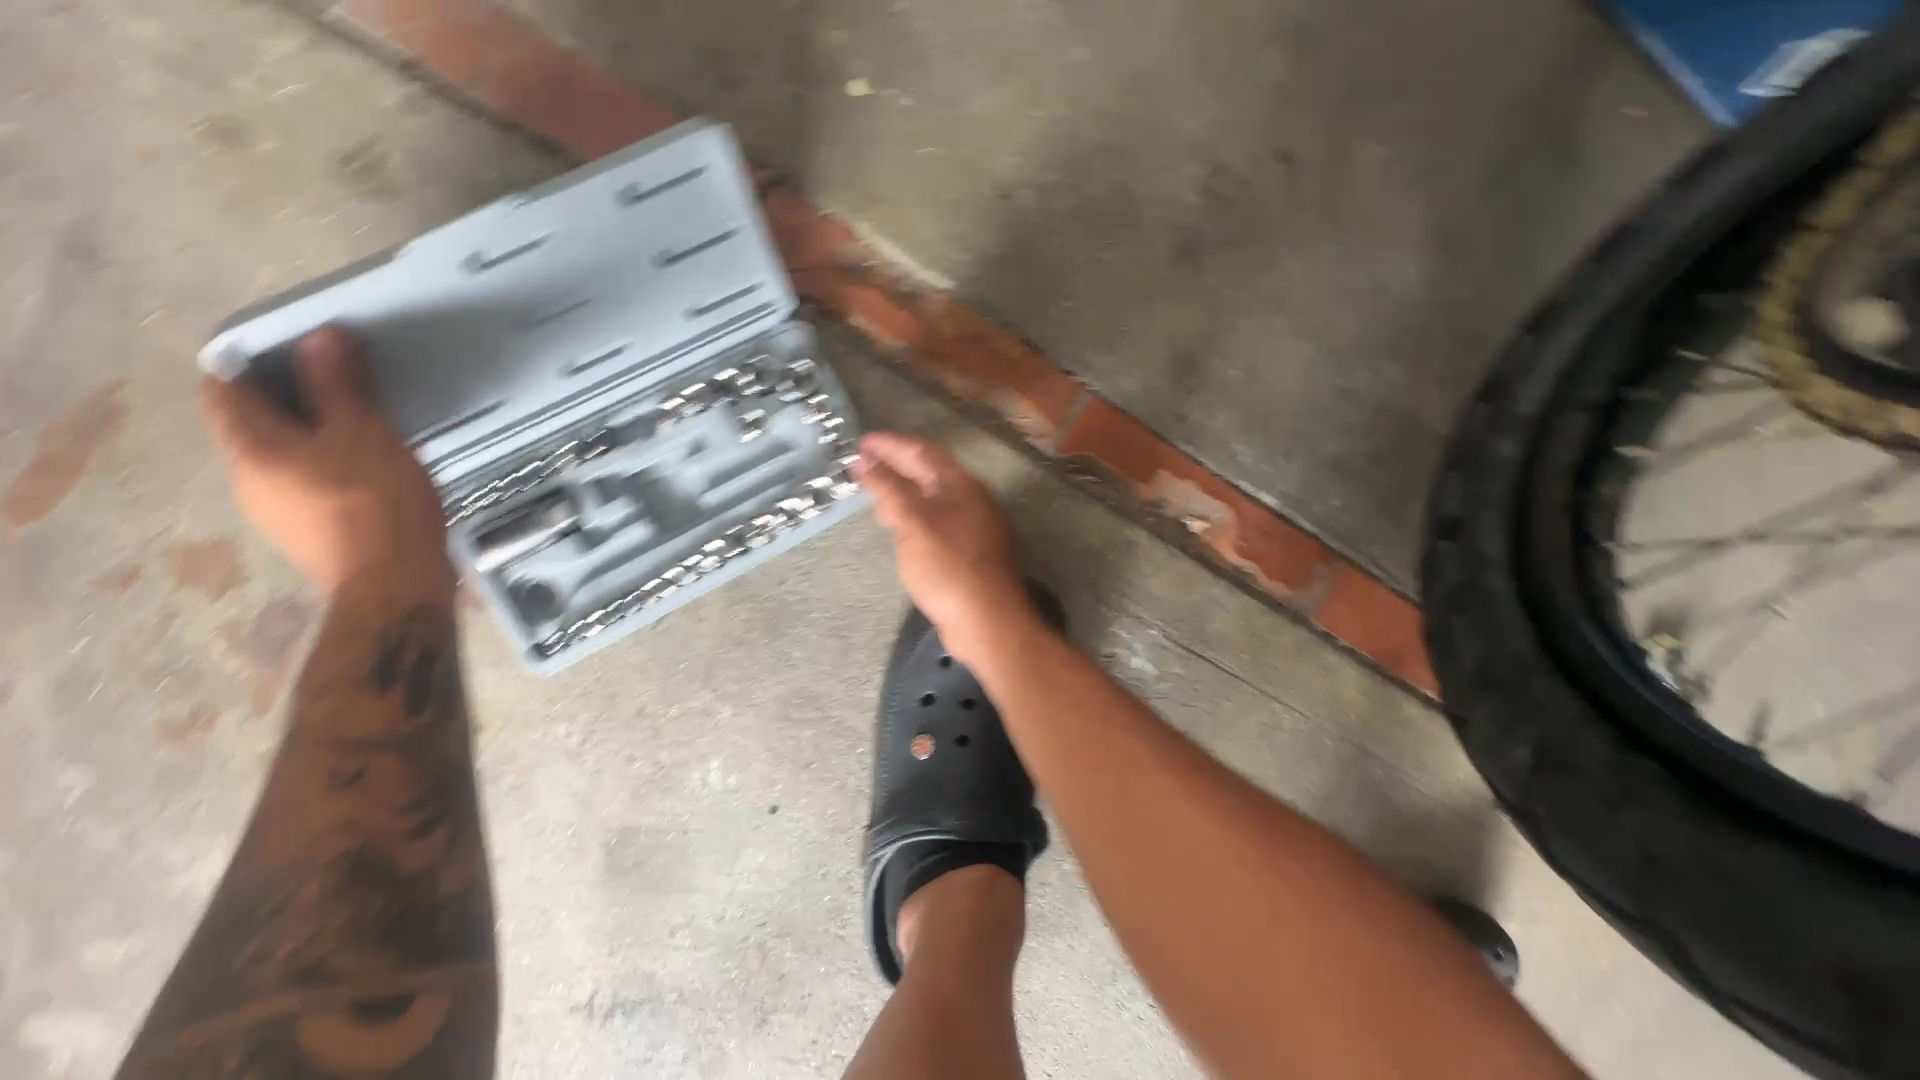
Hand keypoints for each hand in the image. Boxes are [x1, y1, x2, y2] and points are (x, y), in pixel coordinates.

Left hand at [201, 326, 451, 597]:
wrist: (394, 589)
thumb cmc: (376, 503)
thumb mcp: (364, 433)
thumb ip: (338, 384)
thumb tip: (318, 337)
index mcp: (250, 447)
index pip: (223, 385)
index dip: (255, 360)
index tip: (305, 351)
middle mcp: (247, 479)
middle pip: (254, 421)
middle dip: (293, 396)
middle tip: (347, 383)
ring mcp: (275, 512)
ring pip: (283, 454)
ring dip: (315, 434)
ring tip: (367, 427)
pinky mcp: (307, 535)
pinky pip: (307, 484)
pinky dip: (330, 466)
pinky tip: (371, 472)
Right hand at [853, 432, 1036, 660]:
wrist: (986, 619)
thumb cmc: (947, 566)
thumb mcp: (913, 523)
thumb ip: (889, 488)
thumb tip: (865, 460)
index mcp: (960, 485)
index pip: (922, 451)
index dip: (891, 444)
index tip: (861, 443)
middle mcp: (971, 500)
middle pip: (929, 472)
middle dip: (895, 466)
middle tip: (863, 466)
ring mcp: (973, 526)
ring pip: (933, 498)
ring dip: (903, 493)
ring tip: (874, 500)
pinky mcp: (969, 551)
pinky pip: (936, 521)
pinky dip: (913, 517)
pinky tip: (899, 530)